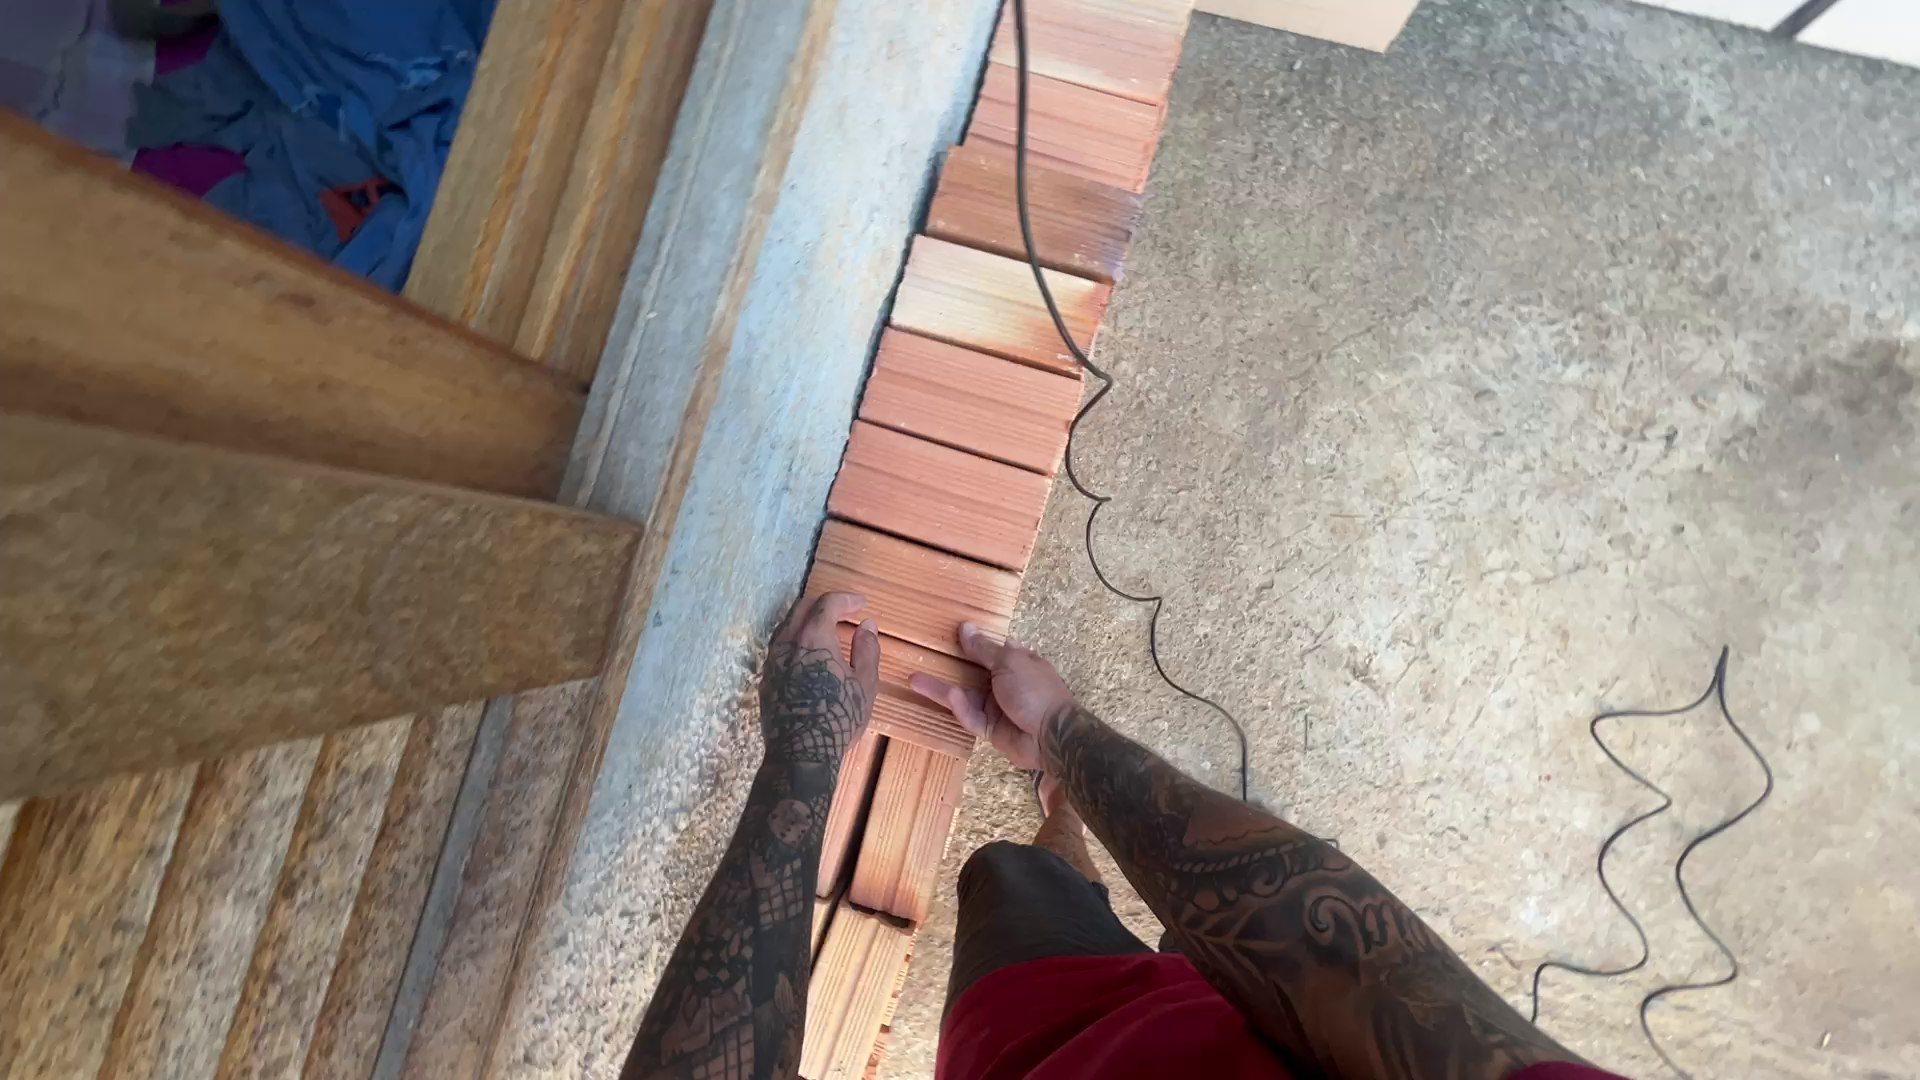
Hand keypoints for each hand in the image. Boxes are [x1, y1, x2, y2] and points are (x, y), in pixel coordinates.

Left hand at [760, 592, 878, 764]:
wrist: (800, 754)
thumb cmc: (838, 719)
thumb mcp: (865, 684)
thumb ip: (867, 649)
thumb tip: (867, 625)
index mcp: (814, 638)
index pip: (827, 604)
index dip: (846, 599)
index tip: (861, 604)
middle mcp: (787, 643)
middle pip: (801, 608)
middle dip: (824, 604)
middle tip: (844, 612)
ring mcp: (772, 661)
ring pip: (786, 625)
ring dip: (807, 621)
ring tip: (827, 631)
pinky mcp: (766, 678)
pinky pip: (779, 646)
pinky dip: (796, 639)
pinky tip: (809, 654)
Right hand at [909, 622, 1072, 771]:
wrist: (1052, 735)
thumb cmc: (1035, 689)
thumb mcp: (1009, 661)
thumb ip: (983, 648)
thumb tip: (965, 626)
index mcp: (1014, 662)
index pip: (987, 650)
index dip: (968, 644)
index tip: (945, 636)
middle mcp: (1003, 683)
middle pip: (969, 674)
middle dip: (946, 669)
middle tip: (918, 661)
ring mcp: (995, 707)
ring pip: (963, 696)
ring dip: (941, 689)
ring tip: (914, 680)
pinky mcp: (989, 729)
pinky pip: (970, 716)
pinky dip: (961, 707)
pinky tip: (951, 696)